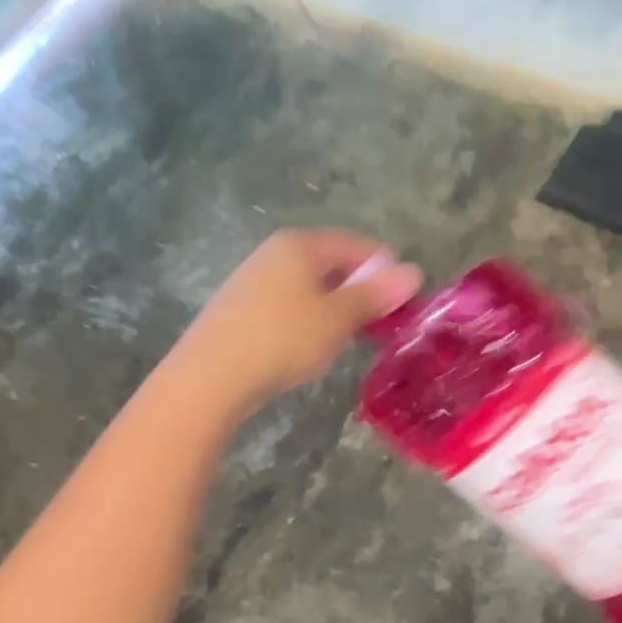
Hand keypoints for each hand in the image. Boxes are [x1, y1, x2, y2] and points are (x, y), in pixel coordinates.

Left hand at [175, 229, 422, 405]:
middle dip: (355, 292)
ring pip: (302, 290)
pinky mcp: (233, 314)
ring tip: (341, 342)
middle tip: (377, 325)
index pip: (354, 244)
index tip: (403, 299)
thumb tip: (412, 271)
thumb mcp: (337, 319)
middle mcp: (269, 255)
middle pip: (326, 266)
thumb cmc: (281, 340)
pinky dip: (300, 325)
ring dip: (328, 311)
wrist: (209, 378)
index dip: (383, 268)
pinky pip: (281, 311)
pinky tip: (301, 352)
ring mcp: (247, 283)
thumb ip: (374, 296)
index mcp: (298, 244)